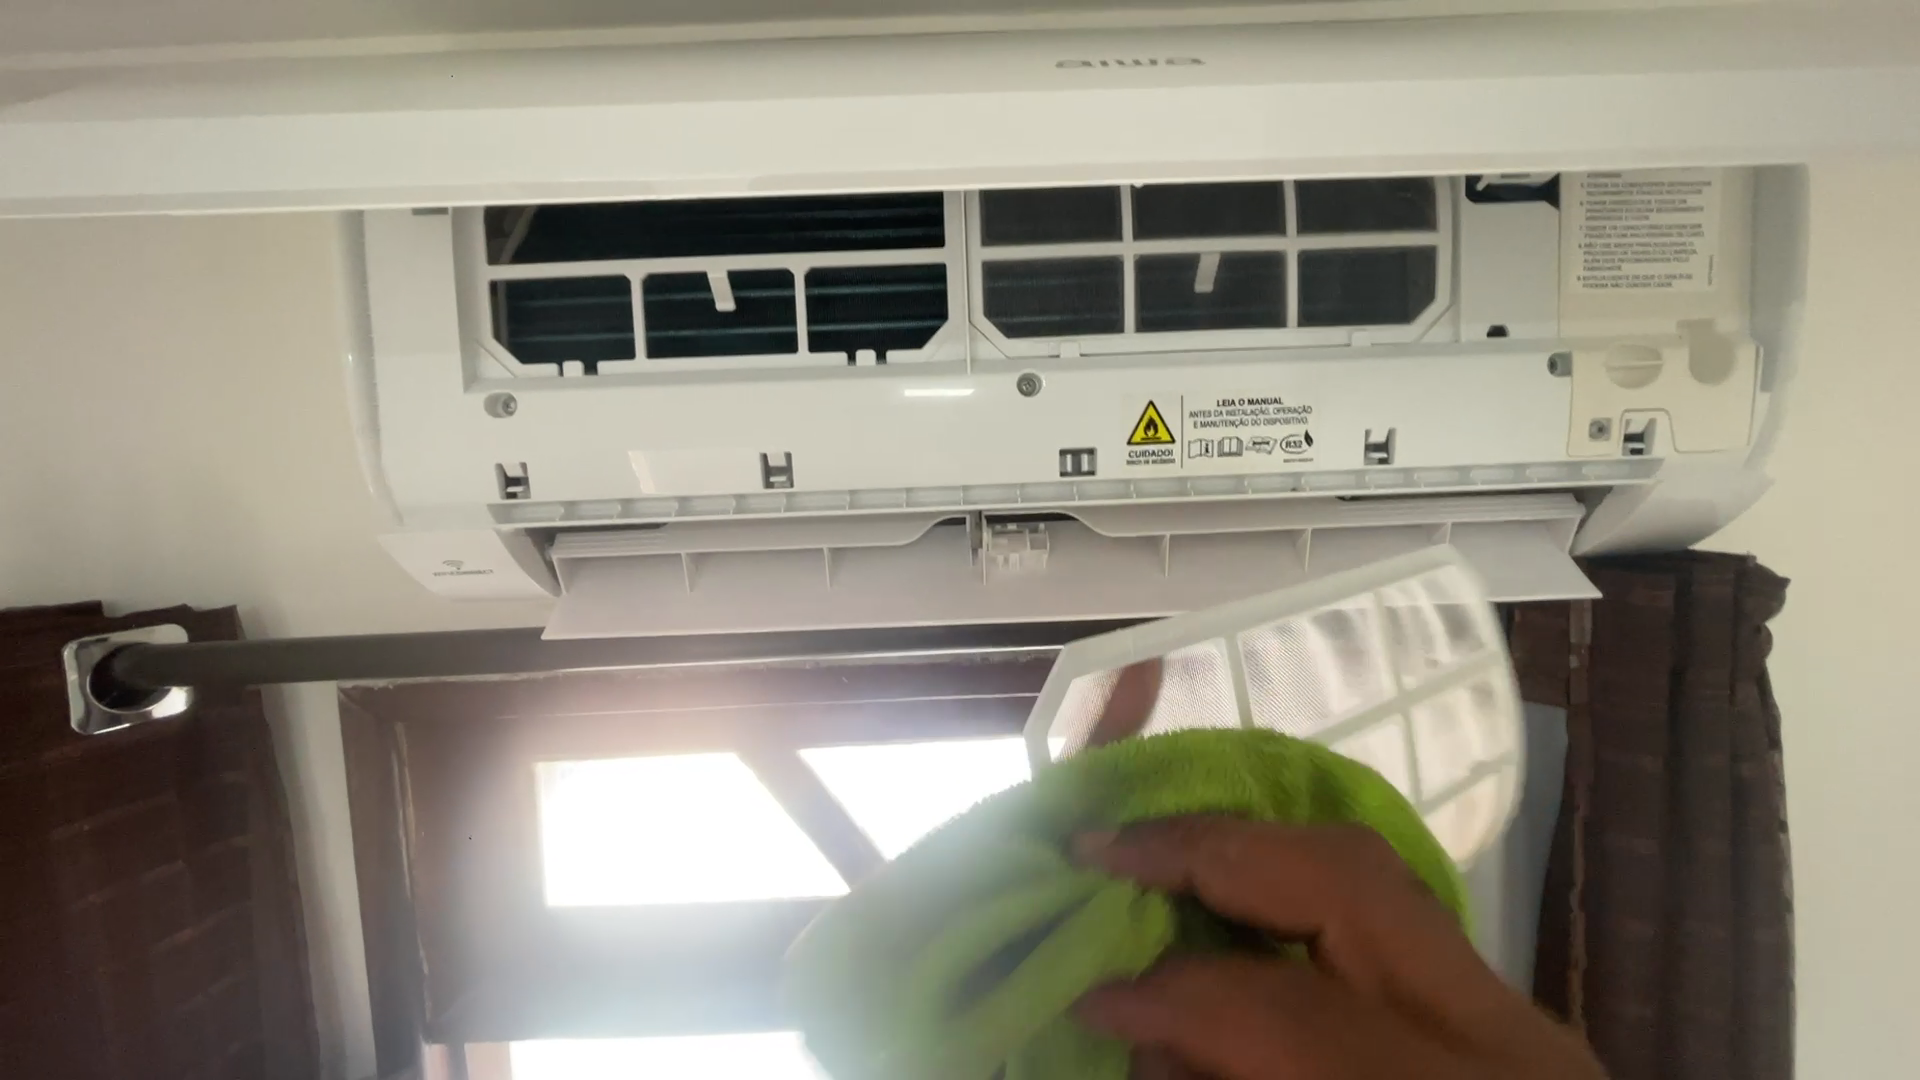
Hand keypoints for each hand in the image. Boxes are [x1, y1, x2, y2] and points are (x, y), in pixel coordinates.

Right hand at [1073, 818, 1606, 1079]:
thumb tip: (1143, 1037)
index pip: (1294, 1016)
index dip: (1174, 996)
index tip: (1090, 997)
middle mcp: (1508, 1044)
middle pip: (1344, 879)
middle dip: (1206, 851)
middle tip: (1107, 852)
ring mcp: (1514, 1012)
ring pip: (1364, 864)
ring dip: (1243, 845)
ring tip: (1155, 849)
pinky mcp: (1497, 1005)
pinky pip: (1375, 898)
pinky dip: (1285, 874)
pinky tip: (1228, 879)